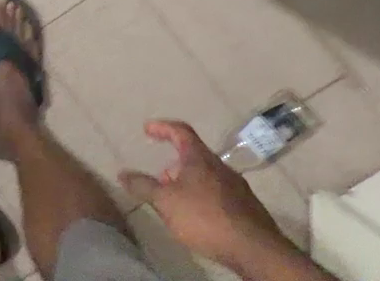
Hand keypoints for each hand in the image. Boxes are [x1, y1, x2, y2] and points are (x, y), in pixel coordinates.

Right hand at [116, 121, 297, 273]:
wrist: (257, 252)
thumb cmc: (206, 217)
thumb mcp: (165, 202)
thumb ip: (143, 186)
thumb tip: (122, 173)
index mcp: (201, 158)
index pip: (181, 131)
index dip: (162, 127)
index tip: (147, 129)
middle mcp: (222, 168)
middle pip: (195, 156)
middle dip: (175, 165)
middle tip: (161, 180)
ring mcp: (240, 190)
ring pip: (209, 178)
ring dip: (191, 184)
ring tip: (178, 203)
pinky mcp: (250, 211)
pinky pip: (222, 197)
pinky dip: (206, 200)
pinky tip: (202, 220)